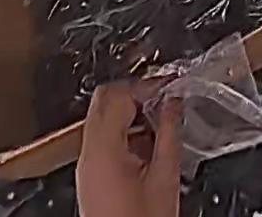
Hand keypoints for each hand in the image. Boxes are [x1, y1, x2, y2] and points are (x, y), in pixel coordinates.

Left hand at [77, 80, 181, 216]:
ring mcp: (87, 166)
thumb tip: (173, 100)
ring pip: (102, 115)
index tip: (170, 86)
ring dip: (130, 110)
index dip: (147, 85)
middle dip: (135, 92)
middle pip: (104, 99)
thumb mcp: (165, 175)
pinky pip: (103, 137)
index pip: (119, 95)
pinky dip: (124, 128)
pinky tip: (149, 142)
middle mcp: (89, 155)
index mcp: (104, 151)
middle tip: (162, 97)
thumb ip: (169, 130)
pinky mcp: (91, 176)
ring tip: (159, 121)